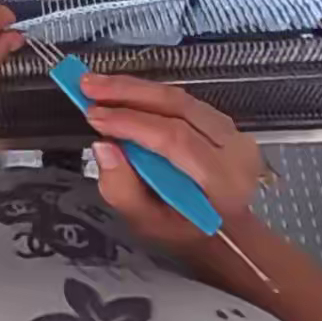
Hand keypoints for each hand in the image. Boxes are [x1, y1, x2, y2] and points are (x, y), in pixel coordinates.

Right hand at [81, 73, 265, 252]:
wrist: (223, 235)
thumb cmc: (184, 233)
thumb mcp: (146, 224)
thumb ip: (121, 188)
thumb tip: (102, 146)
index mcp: (222, 181)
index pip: (175, 139)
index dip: (131, 122)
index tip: (93, 115)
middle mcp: (233, 148)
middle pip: (177, 106)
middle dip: (127, 93)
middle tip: (87, 86)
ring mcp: (230, 130)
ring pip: (176, 97)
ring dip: (132, 88)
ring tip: (95, 85)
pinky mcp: (218, 119)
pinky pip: (178, 99)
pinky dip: (145, 93)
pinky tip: (118, 91)